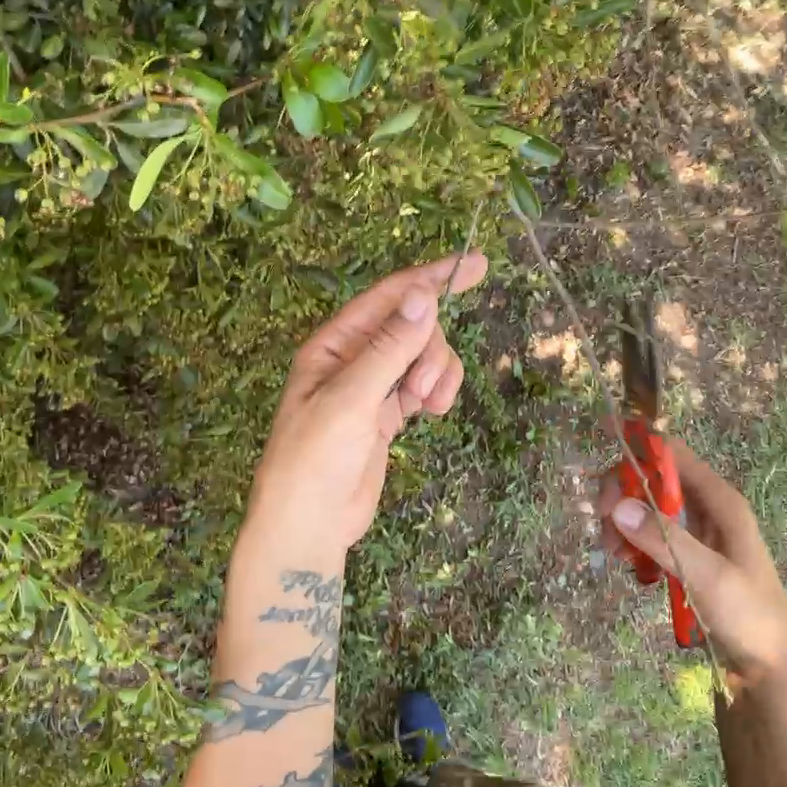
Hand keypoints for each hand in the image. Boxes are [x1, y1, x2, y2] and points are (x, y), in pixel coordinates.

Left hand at [244, 255, 489, 557]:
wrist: (309, 522)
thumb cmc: (315, 456)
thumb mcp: (352, 398)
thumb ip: (390, 348)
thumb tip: (424, 296)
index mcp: (334, 344)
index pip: (389, 297)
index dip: (432, 278)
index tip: (476, 264)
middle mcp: (353, 359)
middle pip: (413, 327)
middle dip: (430, 349)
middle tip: (422, 388)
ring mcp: (372, 387)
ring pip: (422, 357)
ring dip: (437, 373)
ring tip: (430, 405)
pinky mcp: (386, 414)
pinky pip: (422, 385)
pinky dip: (435, 392)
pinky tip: (432, 411)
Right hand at [594, 435, 786, 696]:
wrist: (769, 669)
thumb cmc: (748, 617)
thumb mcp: (706, 576)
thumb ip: (663, 539)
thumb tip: (618, 505)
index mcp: (721, 503)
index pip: (673, 454)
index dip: (638, 444)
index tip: (602, 442)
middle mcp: (708, 510)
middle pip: (653, 481)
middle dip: (623, 494)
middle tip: (602, 522)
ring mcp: (698, 535)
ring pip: (648, 510)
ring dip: (624, 525)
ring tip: (614, 555)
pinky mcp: (688, 559)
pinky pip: (651, 539)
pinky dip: (635, 547)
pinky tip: (631, 570)